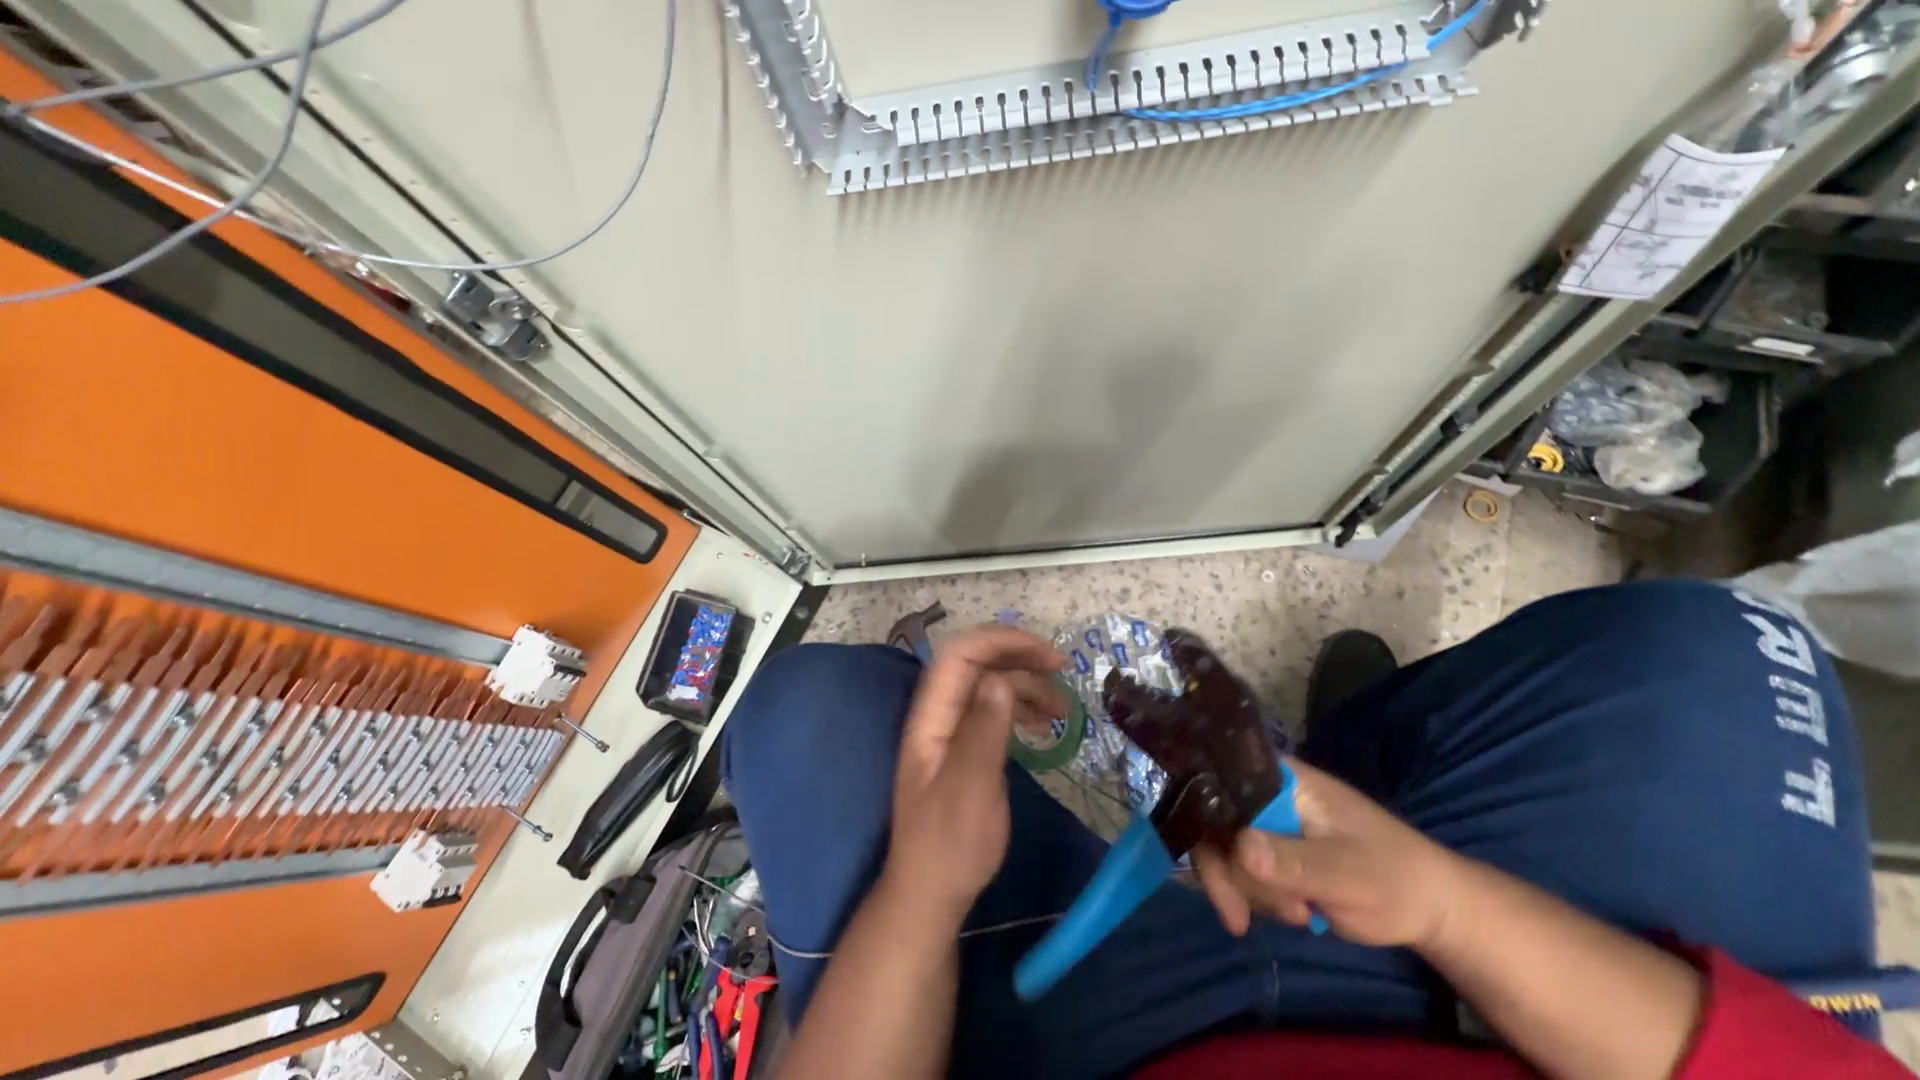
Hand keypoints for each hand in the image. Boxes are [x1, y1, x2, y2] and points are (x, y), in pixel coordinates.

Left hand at [882, 626, 1066, 923]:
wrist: (930, 893)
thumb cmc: (950, 845)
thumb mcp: (972, 787)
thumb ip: (984, 730)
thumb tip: (1002, 679)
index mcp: (931, 719)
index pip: (960, 656)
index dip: (1001, 641)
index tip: (1048, 655)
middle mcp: (937, 719)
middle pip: (974, 665)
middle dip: (1018, 658)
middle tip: (1062, 672)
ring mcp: (948, 736)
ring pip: (986, 689)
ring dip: (1025, 687)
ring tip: (1063, 708)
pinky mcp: (963, 754)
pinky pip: (991, 715)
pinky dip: (1018, 711)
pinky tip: (1042, 727)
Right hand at [1193, 757, 1464, 947]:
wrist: (1431, 910)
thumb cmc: (1394, 878)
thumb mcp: (1344, 872)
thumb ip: (1291, 861)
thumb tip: (1239, 848)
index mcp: (1282, 780)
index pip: (1220, 782)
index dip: (1203, 815)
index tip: (1212, 863)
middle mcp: (1267, 795)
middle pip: (1215, 826)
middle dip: (1233, 875)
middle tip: (1245, 915)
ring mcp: (1270, 826)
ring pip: (1226, 855)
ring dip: (1253, 893)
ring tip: (1300, 915)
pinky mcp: (1275, 855)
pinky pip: (1243, 874)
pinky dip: (1259, 901)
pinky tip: (1294, 916)